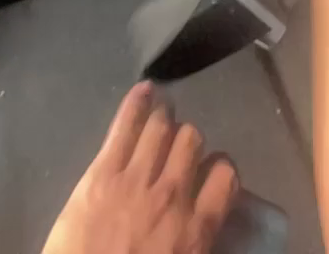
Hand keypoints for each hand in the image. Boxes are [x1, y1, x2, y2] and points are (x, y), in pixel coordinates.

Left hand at [42, 83, 239, 253]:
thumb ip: (196, 241)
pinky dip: (138, 103)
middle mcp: (173, 196)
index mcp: (196, 232)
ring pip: (162, 127)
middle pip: (191, 142)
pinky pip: (125, 126)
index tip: (212, 171)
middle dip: (187, 139)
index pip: (225, 178)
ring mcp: (136, 178)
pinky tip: (144, 90)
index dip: (220, 169)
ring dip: (164, 117)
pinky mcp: (103, 171)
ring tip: (162, 113)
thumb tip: (204, 227)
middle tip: (178, 146)